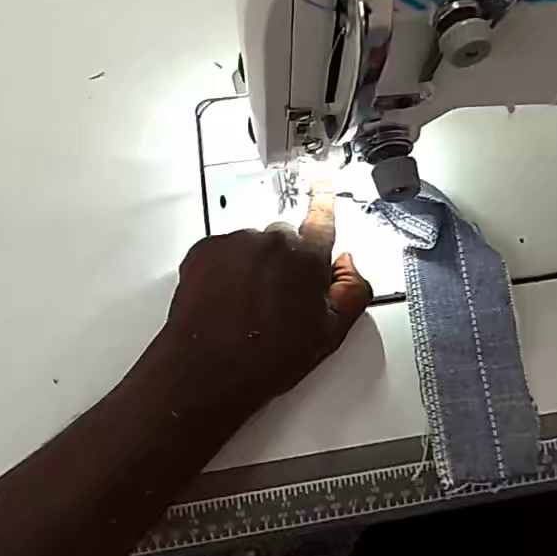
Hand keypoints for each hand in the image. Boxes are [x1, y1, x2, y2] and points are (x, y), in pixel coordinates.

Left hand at [143, 184, 372, 421]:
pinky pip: (221, 251)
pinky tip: (226, 301)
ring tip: (245, 307)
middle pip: (284, 240)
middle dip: (283, 263)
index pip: (321, 220)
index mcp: (306, 258)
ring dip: (251, 267)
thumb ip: (351, 290)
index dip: (323, 202)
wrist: (208, 369)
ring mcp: (235, 242)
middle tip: (275, 300)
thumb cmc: (265, 358)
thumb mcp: (329, 334)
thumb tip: (348, 266)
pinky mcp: (205, 248)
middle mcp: (271, 241)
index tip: (322, 186)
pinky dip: (223, 269)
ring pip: (251, 246)